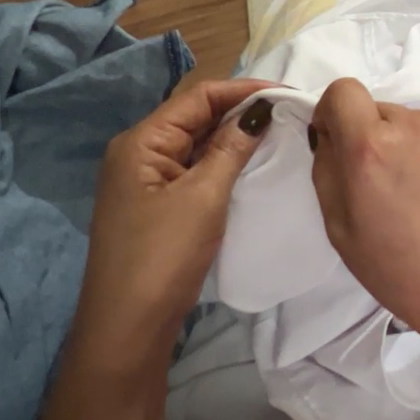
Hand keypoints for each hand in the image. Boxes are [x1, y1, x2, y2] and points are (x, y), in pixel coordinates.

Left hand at [73, 78, 278, 361]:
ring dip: (235, 134)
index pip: (199, 97)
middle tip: (291, 112)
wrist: (128, 330)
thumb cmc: (163, 256)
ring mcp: (147, 179)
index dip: (244, 89)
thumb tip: (261, 109)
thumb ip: (233, 146)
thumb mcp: (205, 195)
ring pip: (198, 141)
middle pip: (197, 115)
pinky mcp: (158, 203)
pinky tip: (253, 162)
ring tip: (280, 131)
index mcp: (141, 142)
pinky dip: (225, 159)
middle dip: (241, 110)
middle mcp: (139, 152)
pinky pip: (196, 166)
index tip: (289, 93)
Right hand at [309, 78, 419, 372]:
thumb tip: (332, 135)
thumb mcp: (342, 230)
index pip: (342, 90)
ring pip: (411, 122)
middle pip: (378, 111)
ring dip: (408, 145)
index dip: (335, 113)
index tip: (340, 142)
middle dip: (373, 138)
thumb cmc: (404, 271)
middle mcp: (411, 125)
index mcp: (370, 148)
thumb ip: (329, 170)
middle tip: (386, 185)